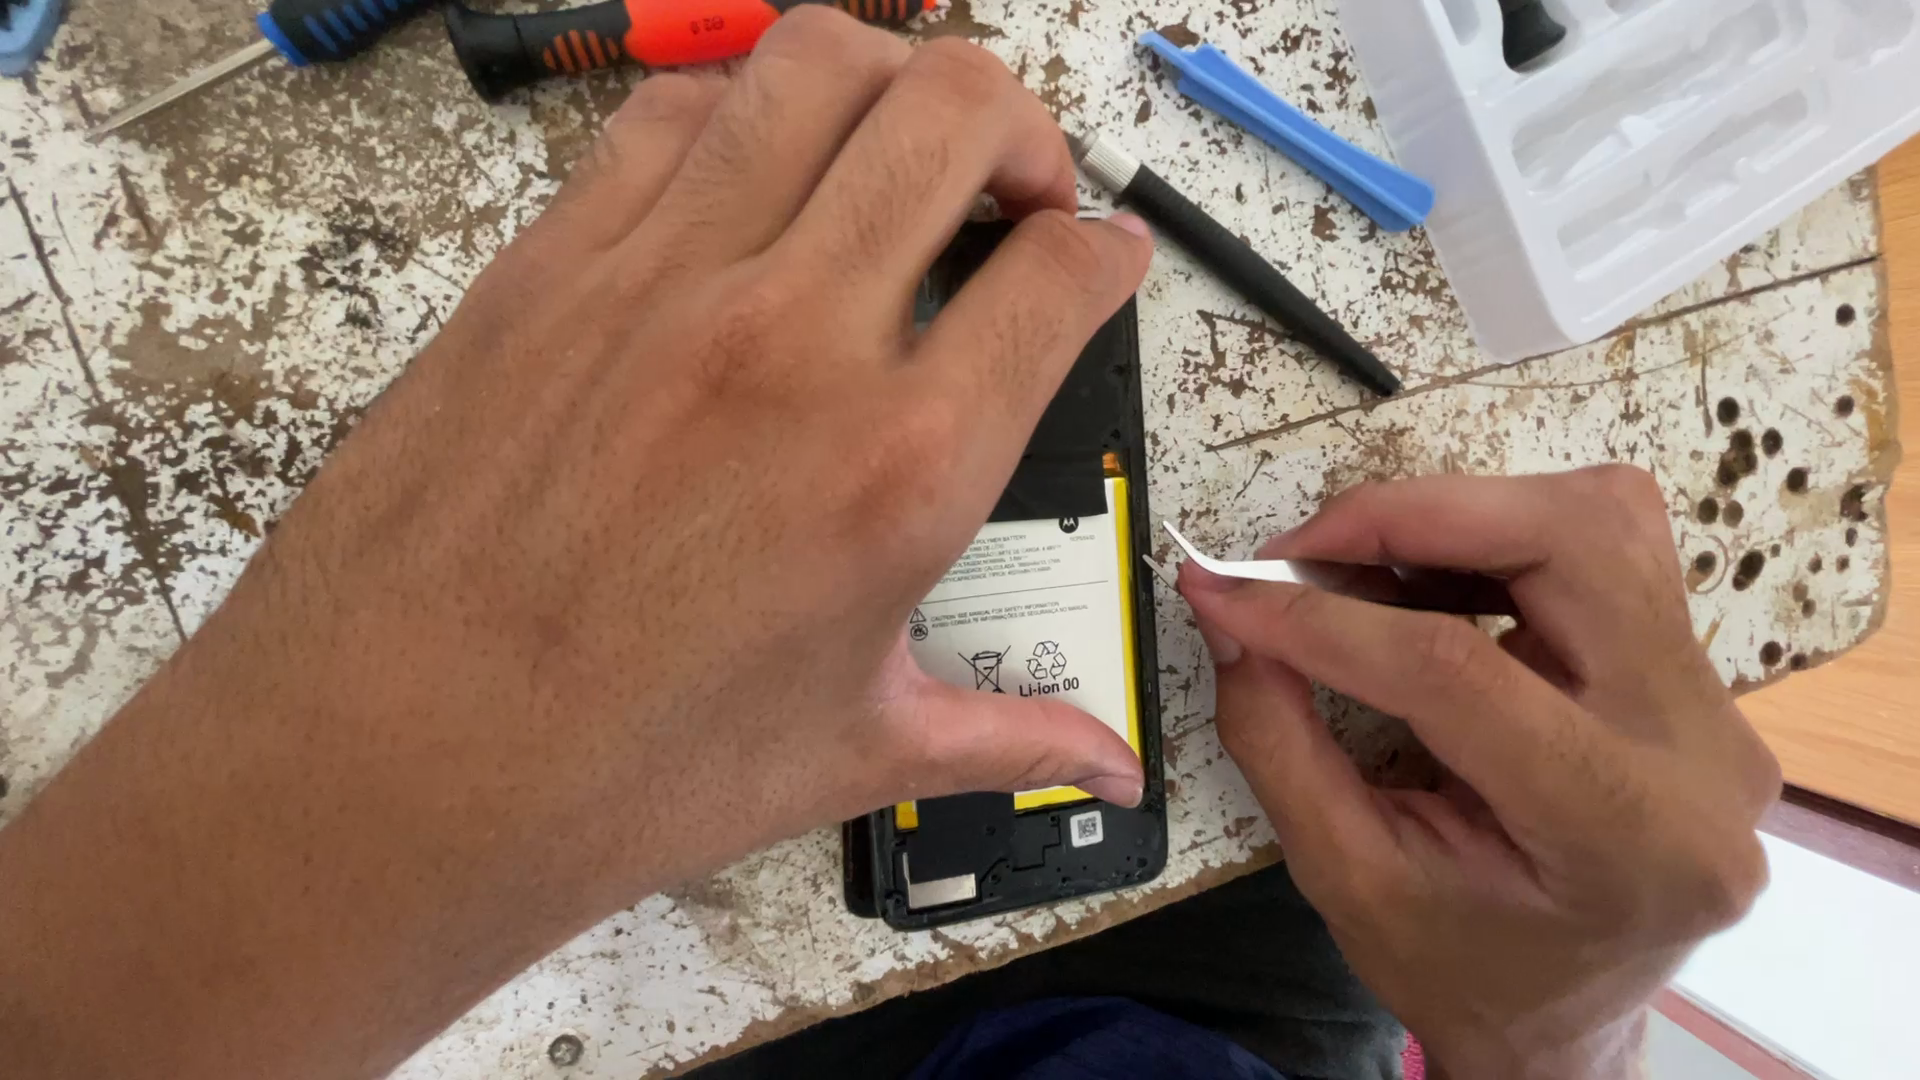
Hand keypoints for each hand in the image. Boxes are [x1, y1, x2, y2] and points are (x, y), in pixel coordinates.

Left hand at [0, 12, 1148, 1076]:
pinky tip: (763, 187)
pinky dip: (752, 112)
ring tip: (907, 161)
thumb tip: (1117, 766)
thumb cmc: (644, 773)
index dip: (1112, 254)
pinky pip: (677, 113)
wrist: (397, 767)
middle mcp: (797, 342)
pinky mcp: (552, 266)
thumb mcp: (866, 751)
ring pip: (819, 64)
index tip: (1109, 262)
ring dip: (898, 85)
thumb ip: (1019, 736)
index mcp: (903, 468)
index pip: (1059, 279)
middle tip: (1024, 195)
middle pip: (958, 111)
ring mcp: (663, 282)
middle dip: (1027, 131)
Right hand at [1178, 467, 1781, 1079]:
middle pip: (1570, 538)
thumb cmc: (1447, 963)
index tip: (1220, 590)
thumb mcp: (1333, 869)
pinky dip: (1477, 535)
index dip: (1315, 617)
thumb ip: (1269, 731)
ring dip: (1445, 517)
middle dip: (1405, 517)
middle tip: (1297, 555)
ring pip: (1592, 516)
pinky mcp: (1682, 670)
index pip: (1450, 668)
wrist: (1556, 1018)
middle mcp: (1698, 744)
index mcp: (1615, 831)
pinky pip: (1590, 544)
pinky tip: (1408, 585)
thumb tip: (1226, 610)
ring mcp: (1716, 698)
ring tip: (1347, 568)